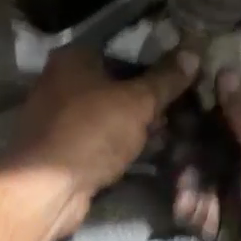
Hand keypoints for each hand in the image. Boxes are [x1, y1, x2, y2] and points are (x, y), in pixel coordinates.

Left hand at [0, 45, 198, 236]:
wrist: (47, 189)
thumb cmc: (91, 133)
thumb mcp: (137, 102)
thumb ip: (166, 79)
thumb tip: (193, 53)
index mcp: (74, 58)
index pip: (125, 51)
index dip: (157, 67)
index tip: (183, 83)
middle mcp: (62, 83)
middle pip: (117, 86)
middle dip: (150, 102)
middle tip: (181, 114)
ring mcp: (60, 119)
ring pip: (110, 116)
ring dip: (139, 128)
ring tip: (172, 136)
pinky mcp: (63, 150)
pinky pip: (101, 141)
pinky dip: (122, 147)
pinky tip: (148, 155)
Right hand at [174, 69, 240, 240]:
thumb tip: (225, 68)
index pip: (234, 113)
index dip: (206, 110)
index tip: (176, 106)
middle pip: (214, 148)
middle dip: (190, 148)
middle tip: (170, 147)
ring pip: (205, 181)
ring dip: (189, 181)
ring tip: (180, 183)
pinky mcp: (233, 225)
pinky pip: (206, 212)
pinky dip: (194, 209)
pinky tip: (185, 205)